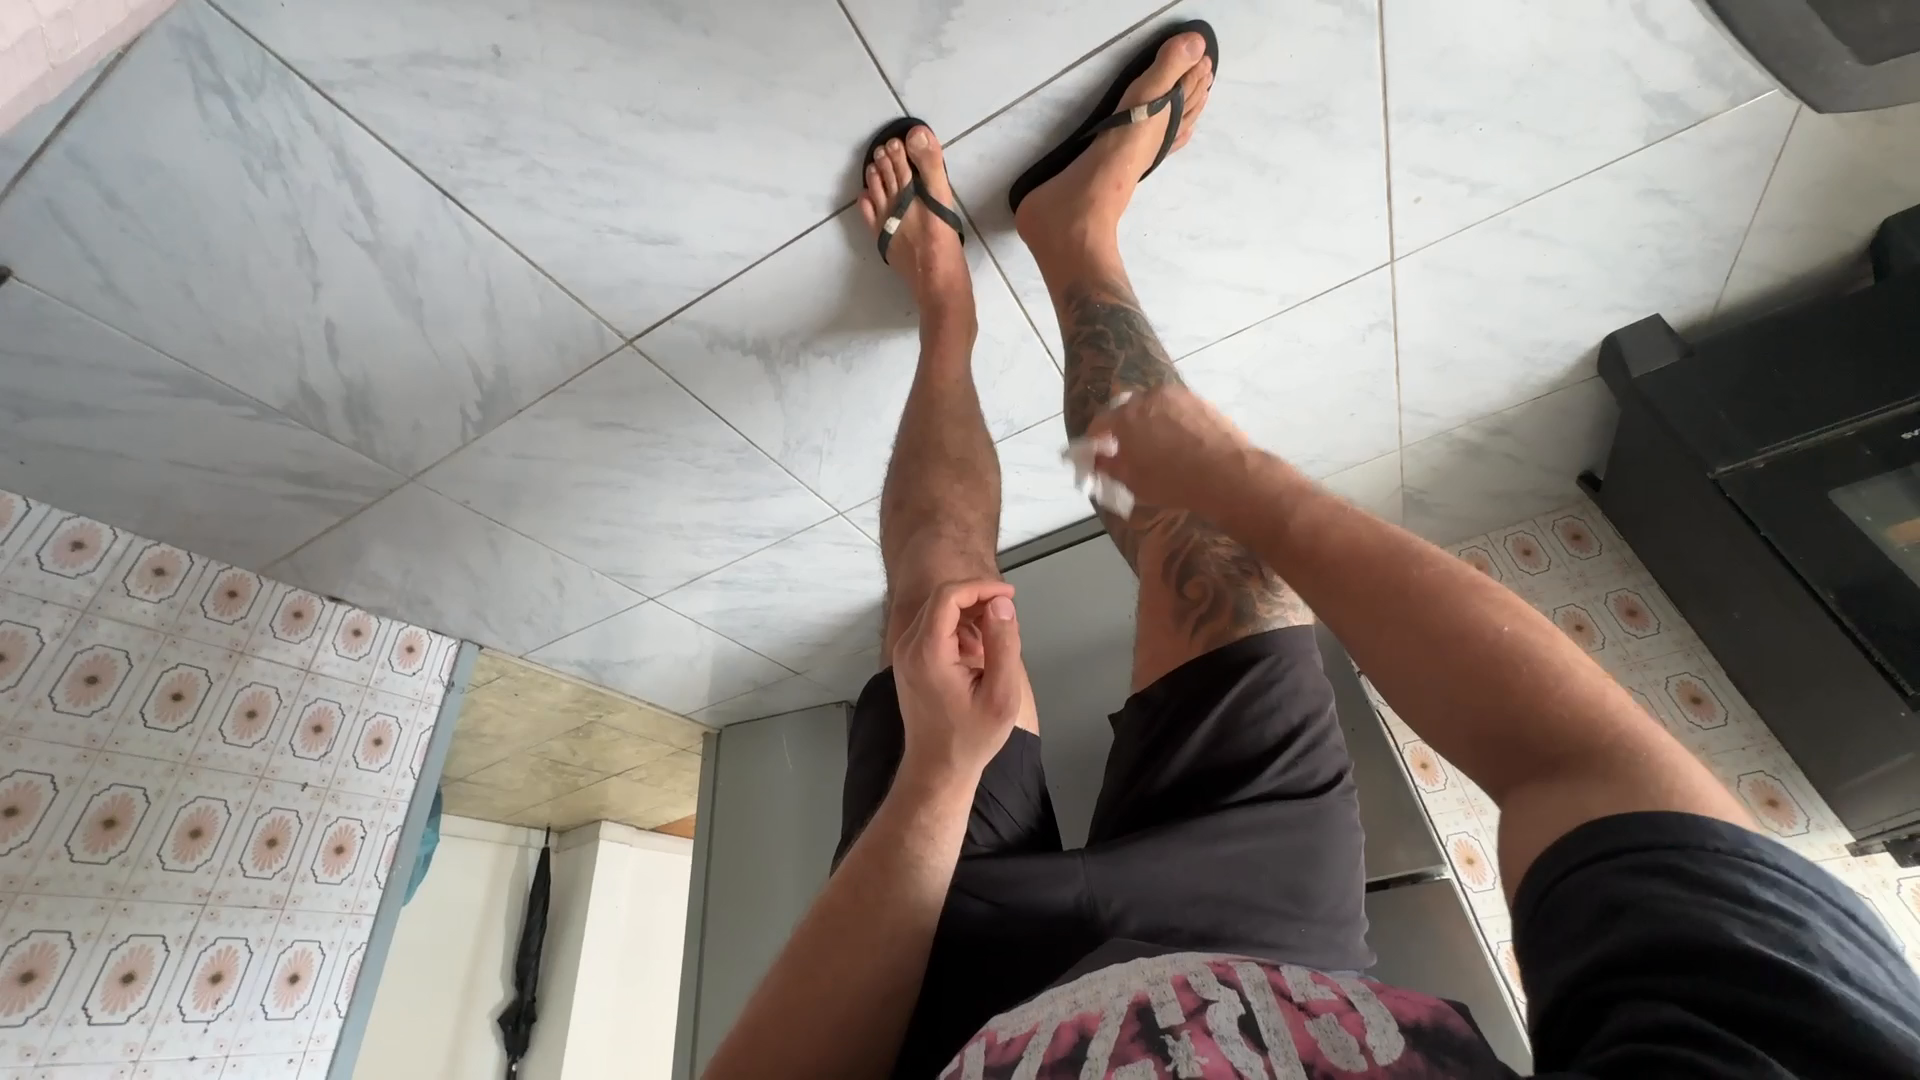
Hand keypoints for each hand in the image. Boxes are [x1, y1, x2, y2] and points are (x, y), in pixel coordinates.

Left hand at [891, 580, 1026, 783]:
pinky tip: (976, 656)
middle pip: (942, 600)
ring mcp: (904, 653)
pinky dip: (958, 630)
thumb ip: (1003, 644)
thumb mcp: (1001, 695)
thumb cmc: (971, 737)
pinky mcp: (908, 660)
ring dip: (969, 617)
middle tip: (1006, 621)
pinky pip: (933, 628)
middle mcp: (908, 647)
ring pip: (938, 612)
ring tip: (992, 647)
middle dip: (978, 601)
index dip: (981, 588)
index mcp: (928, 652)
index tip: (1009, 596)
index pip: (949, 596)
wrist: (937, 768)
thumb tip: (1001, 604)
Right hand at [1083, 384, 1260, 516]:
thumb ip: (1107, 466)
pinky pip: (1175, 409)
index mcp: (1125, 416)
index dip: (1094, 439)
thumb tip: (1096, 459)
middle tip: (1127, 448)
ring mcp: (1177, 396)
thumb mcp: (1131, 481)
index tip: (1095, 451)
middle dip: (1122, 426)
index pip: (1099, 423)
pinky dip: (1170, 421)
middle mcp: (1148, 398)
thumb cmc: (1171, 481)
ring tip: (1156, 445)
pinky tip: (1179, 442)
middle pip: (1126, 409)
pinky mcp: (1200, 400)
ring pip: (1153, 406)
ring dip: (1148, 421)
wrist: (1226, 474)